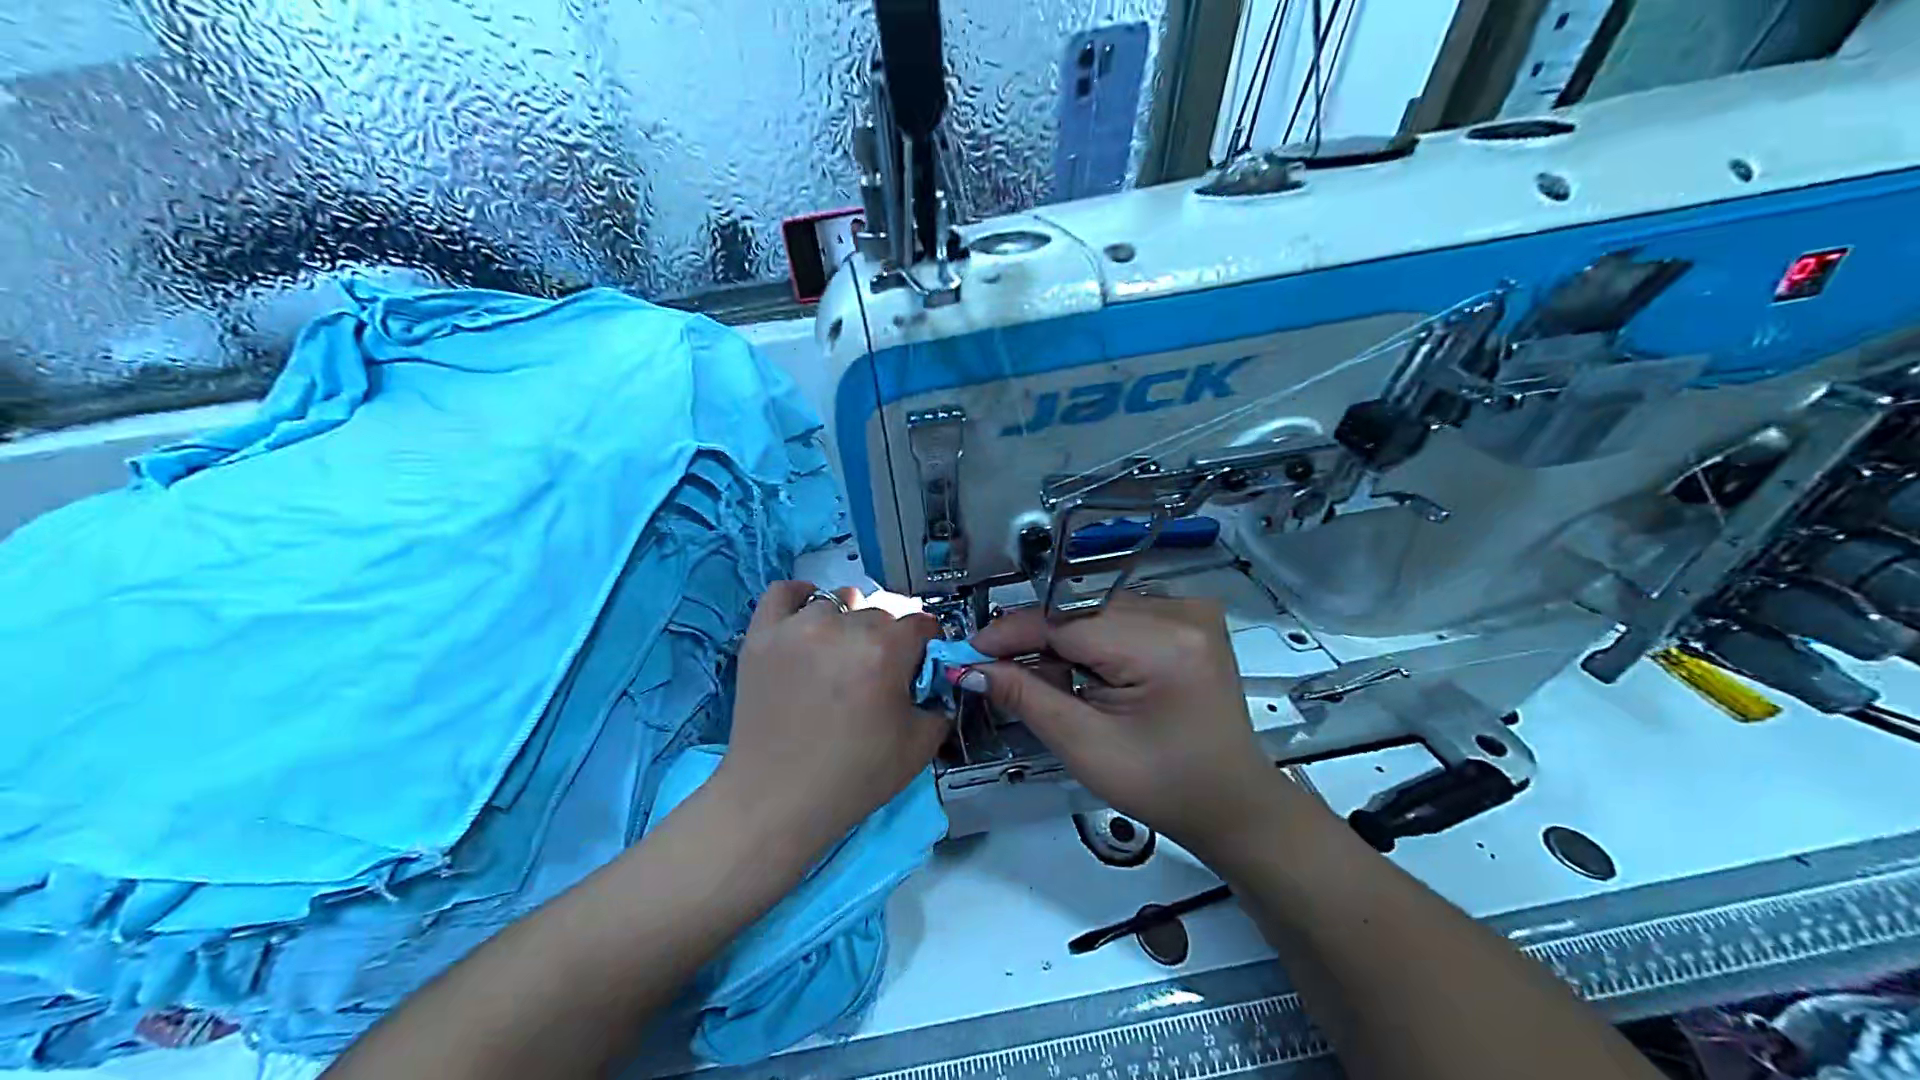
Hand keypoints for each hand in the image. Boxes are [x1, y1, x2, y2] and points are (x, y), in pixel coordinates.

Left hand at [717, 581, 949, 849]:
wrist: (777, 802)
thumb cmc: (853, 777)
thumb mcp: (920, 746)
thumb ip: (940, 702)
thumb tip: (937, 679)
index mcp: (886, 649)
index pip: (922, 623)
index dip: (926, 646)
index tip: (918, 667)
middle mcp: (843, 627)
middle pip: (881, 613)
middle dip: (888, 640)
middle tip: (876, 676)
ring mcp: (796, 627)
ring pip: (838, 602)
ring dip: (847, 622)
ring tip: (838, 657)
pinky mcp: (761, 635)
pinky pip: (784, 593)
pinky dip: (800, 599)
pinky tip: (807, 620)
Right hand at [967, 593, 1281, 849]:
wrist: (1230, 801)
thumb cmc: (1162, 785)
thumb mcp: (1086, 746)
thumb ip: (1026, 697)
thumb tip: (971, 668)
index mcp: (1165, 644)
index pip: (1068, 623)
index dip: (1012, 634)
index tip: (969, 649)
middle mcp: (1181, 613)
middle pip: (1081, 613)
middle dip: (1035, 641)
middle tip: (995, 670)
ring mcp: (1190, 611)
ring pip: (1095, 612)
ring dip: (1061, 641)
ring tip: (1042, 680)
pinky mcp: (1188, 618)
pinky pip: (1118, 616)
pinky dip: (1090, 641)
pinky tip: (1080, 673)